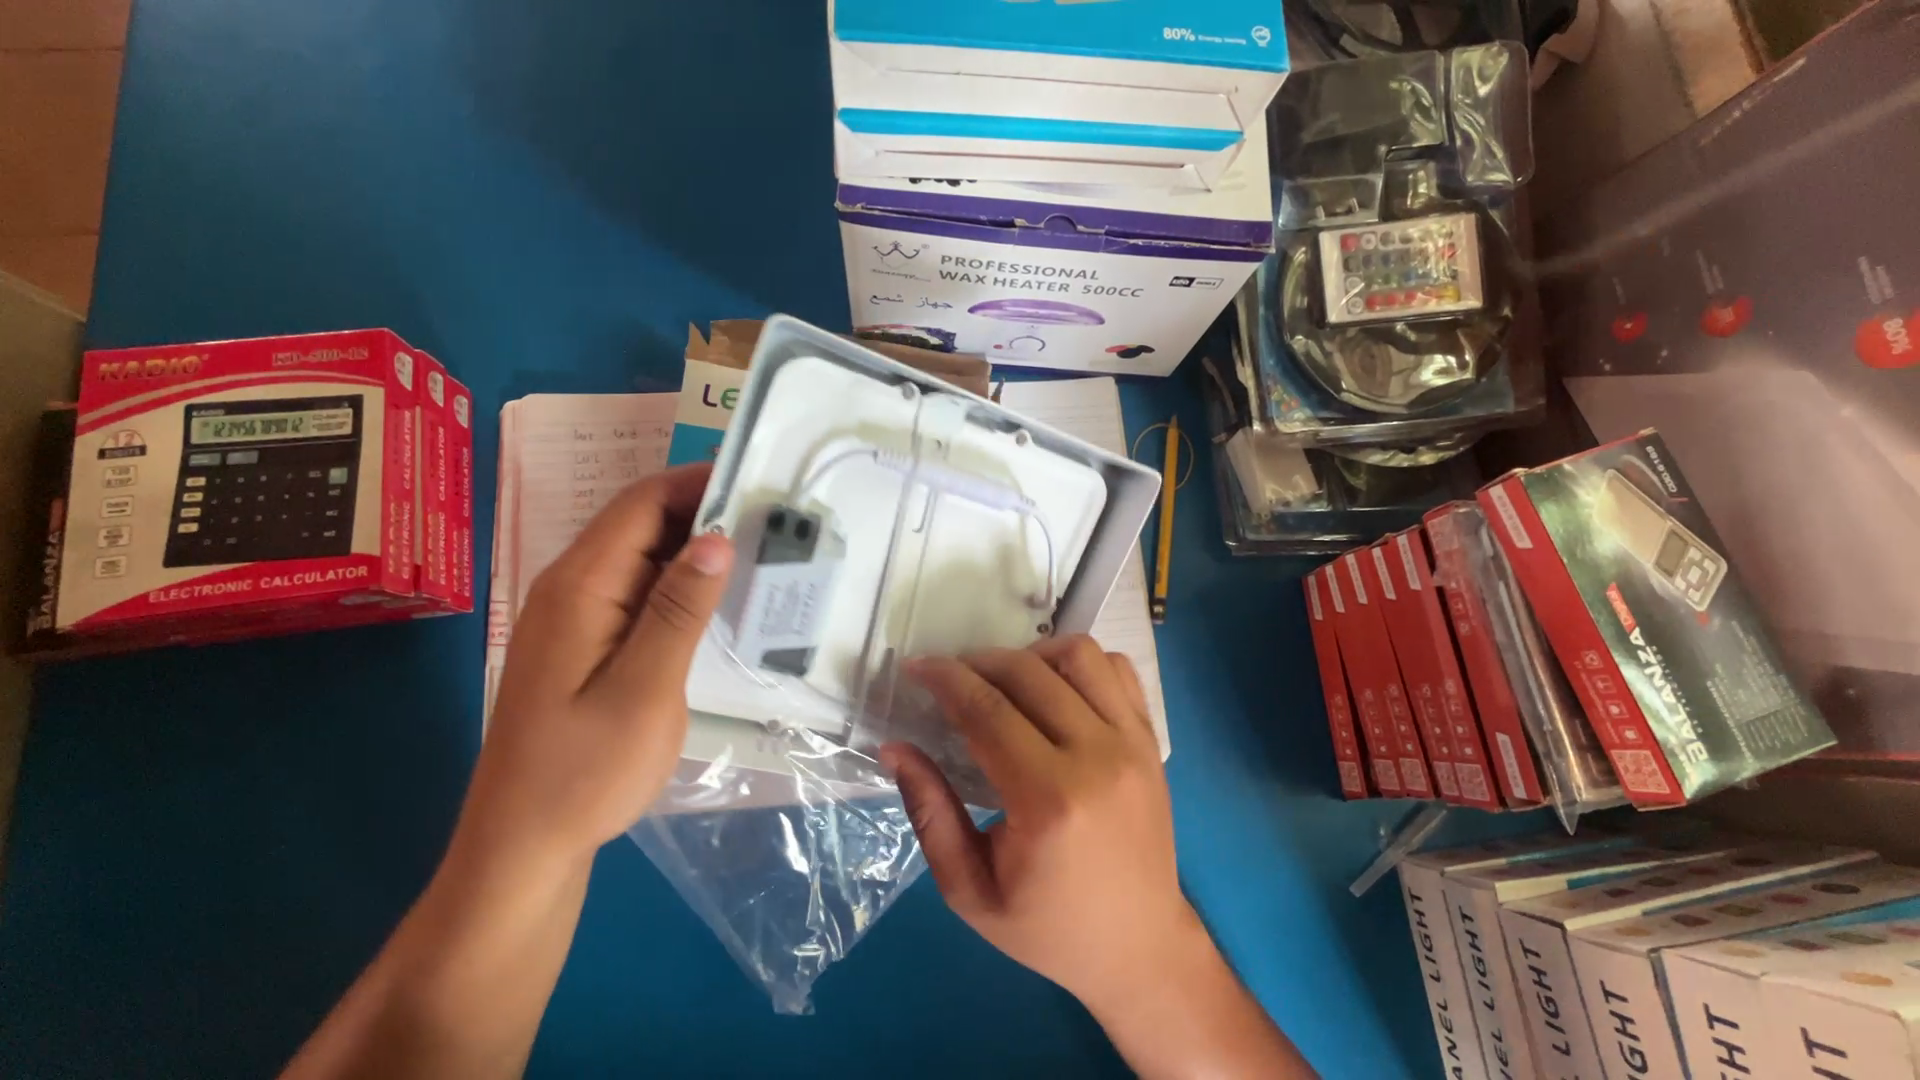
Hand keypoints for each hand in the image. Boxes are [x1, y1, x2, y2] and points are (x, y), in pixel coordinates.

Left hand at [461, 464, 734, 872]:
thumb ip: (678, 611)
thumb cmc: (584, 772)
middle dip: (702, 511)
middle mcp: (569, 588)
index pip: (641, 504)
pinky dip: (675, 584)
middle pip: (639, 523)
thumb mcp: (644, 691)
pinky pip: (632, 592)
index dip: (698, 483)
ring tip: (757, 553)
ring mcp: (572, 617)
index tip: (759, 483)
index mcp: (579, 587)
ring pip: (638, 557)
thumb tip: (716, 537)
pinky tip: (714, 602)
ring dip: (692, 549)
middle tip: (772, 521)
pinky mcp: (581, 644)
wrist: (522, 846)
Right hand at [882, 637, 1198, 1005]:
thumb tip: (895, 748)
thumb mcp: (970, 891)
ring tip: (1003, 683)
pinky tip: (1053, 691)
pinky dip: (1080, 665)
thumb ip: (930, 813)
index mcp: (1048, 801)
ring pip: (1079, 656)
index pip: (987, 710)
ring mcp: (1133, 745)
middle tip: (948, 679)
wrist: (1138, 949)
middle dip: (976, 662)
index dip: (944, 679)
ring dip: (1031, 656)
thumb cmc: (1048, 929)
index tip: (915, 668)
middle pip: (1027, 672)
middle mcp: (1097, 758)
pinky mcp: (1151, 743)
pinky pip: (1118, 671)